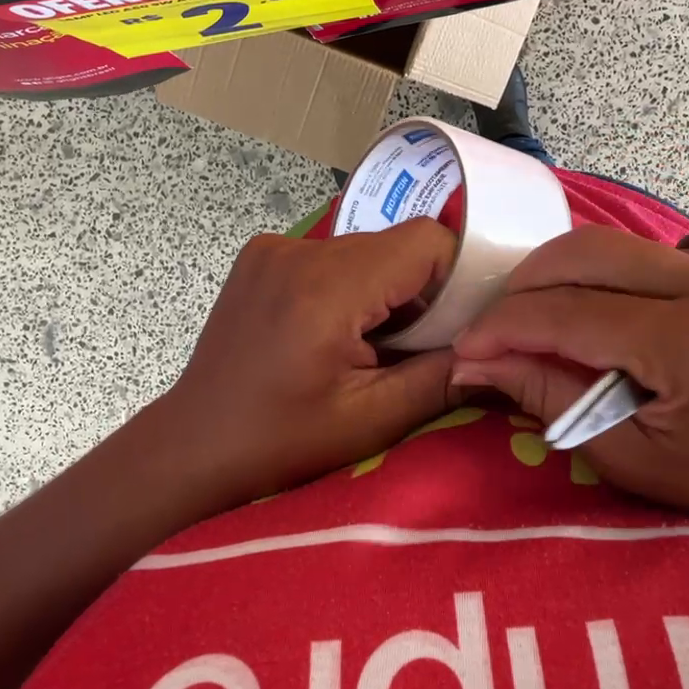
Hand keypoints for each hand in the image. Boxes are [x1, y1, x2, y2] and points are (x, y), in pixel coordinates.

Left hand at [134, 217, 465, 509]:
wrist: (192, 447)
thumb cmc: (280, 444)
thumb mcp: (371, 421)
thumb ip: (441, 377)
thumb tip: (497, 349)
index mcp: (327, 287)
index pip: (426, 241)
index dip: (456, 277)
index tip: (457, 325)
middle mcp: (299, 250)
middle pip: (396, 243)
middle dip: (420, 290)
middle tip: (413, 348)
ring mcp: (274, 247)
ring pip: (367, 248)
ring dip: (385, 289)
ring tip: (369, 346)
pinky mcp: (262, 255)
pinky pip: (333, 255)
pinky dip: (350, 286)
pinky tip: (333, 332)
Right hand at [450, 225, 688, 543]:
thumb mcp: (629, 457)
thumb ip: (549, 395)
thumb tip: (475, 359)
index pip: (571, 314)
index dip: (504, 326)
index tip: (464, 346)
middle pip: (586, 254)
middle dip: (523, 286)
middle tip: (490, 327)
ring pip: (609, 243)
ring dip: (557, 275)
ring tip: (528, 319)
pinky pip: (641, 252)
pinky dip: (601, 276)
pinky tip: (589, 313)